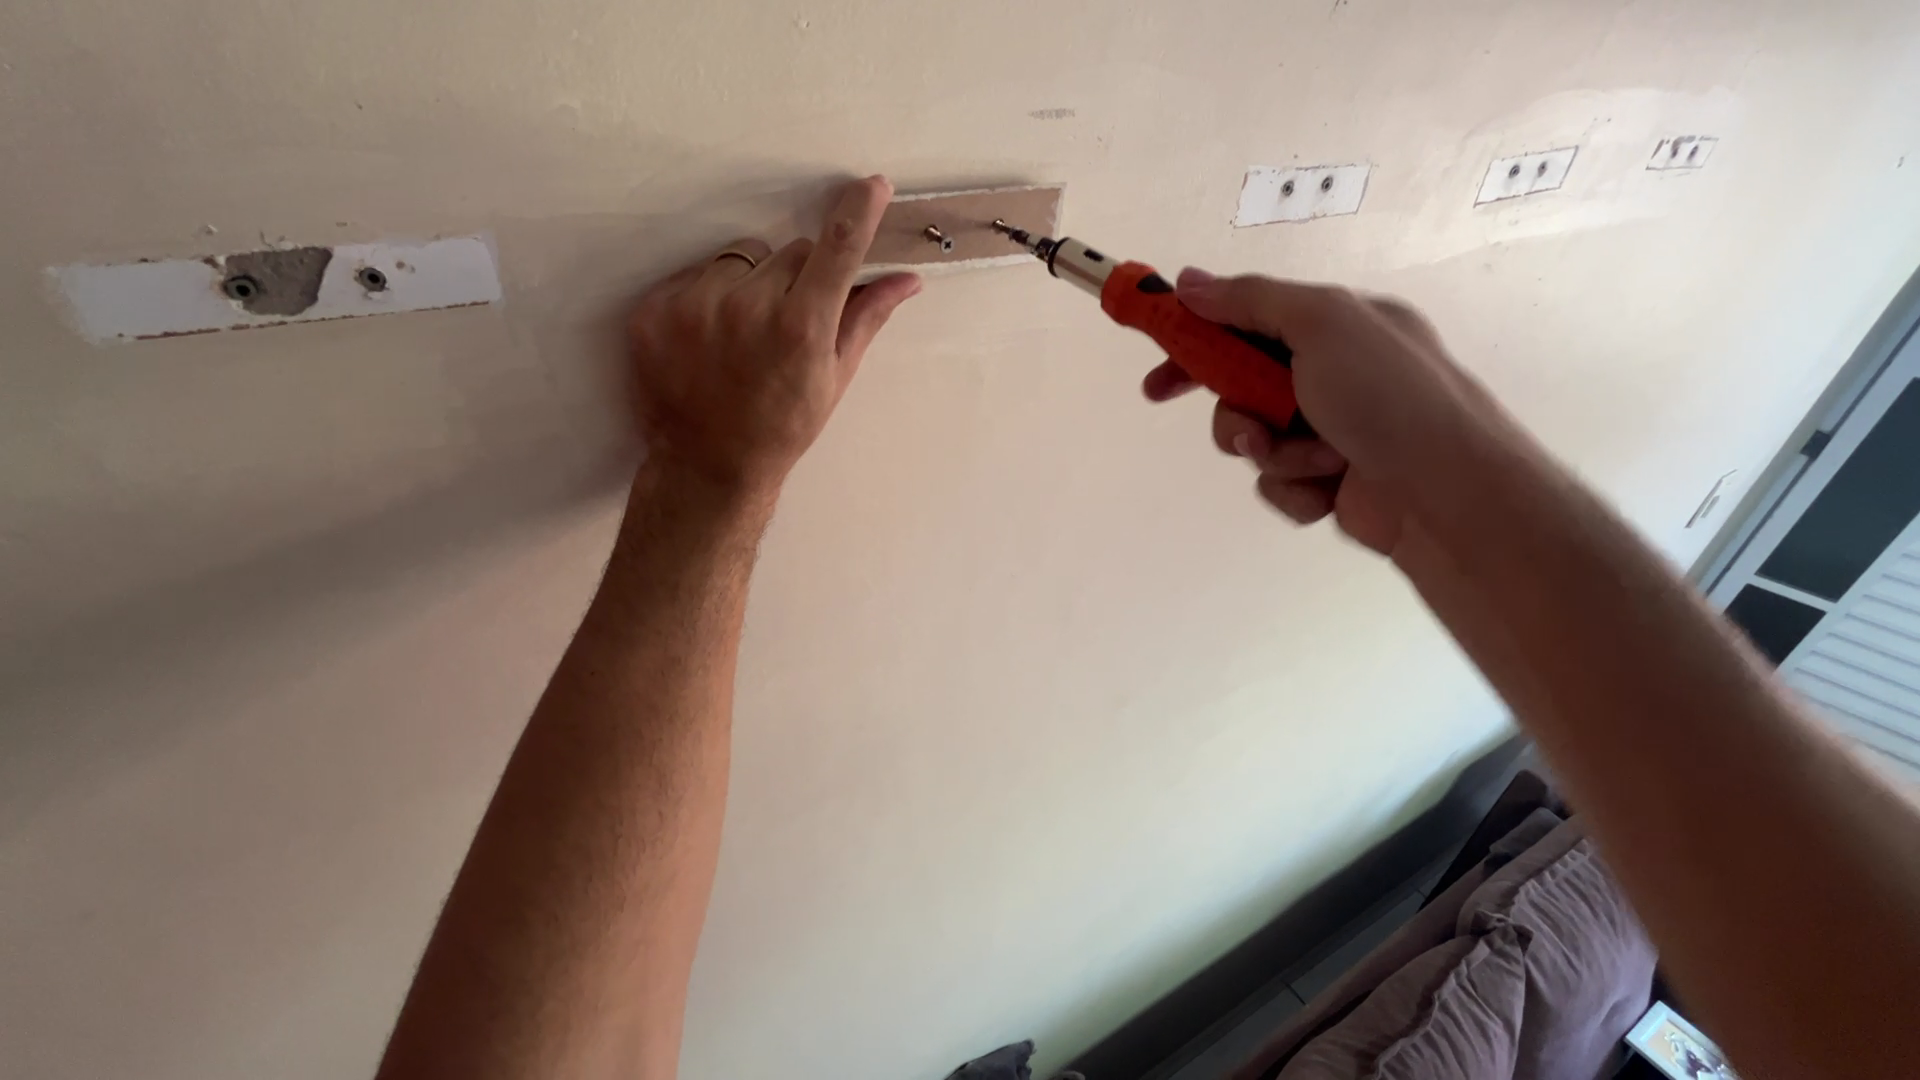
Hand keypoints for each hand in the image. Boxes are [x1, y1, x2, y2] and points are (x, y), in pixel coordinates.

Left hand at [625, 175, 921, 496]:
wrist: (707, 464)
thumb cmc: (783, 427)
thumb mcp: (833, 379)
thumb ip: (866, 320)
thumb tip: (907, 280)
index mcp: (801, 328)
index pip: (838, 248)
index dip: (859, 212)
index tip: (872, 186)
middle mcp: (748, 308)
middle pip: (790, 252)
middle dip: (800, 277)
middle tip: (788, 324)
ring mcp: (695, 306)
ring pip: (741, 257)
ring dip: (751, 282)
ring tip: (744, 332)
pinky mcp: (656, 310)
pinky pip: (696, 274)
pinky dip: (709, 296)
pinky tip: (710, 338)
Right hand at [1143, 268, 1501, 558]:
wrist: (1447, 493)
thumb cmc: (1387, 395)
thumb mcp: (1321, 324)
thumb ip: (1249, 301)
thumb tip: (1187, 280)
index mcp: (1332, 328)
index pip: (1244, 324)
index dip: (1194, 342)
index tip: (1157, 365)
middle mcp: (1328, 375)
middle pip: (1239, 387)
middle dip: (1237, 412)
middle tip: (1239, 434)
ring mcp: (1327, 430)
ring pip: (1252, 439)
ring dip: (1274, 452)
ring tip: (1316, 460)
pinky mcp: (1324, 481)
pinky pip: (1275, 481)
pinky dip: (1295, 486)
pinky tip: (1330, 488)